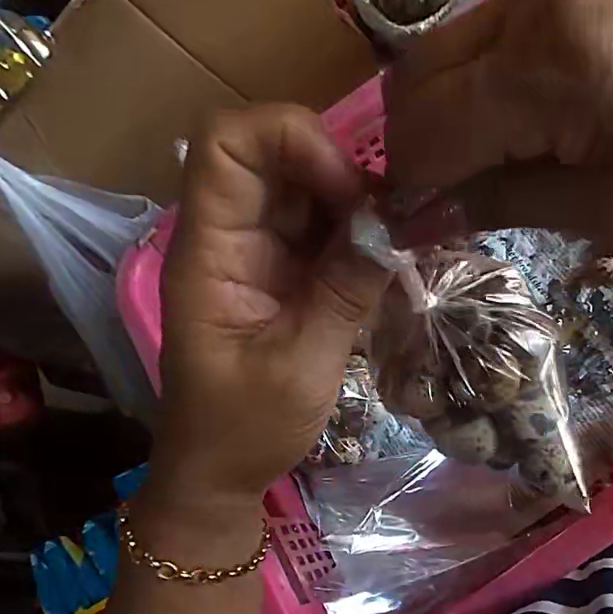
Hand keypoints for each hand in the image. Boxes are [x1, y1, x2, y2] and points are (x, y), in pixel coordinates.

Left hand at [148, 105, 389, 516]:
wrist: (218, 474)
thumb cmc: (244, 429)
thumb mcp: (302, 365)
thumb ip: (346, 291)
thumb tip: (395, 224)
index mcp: (210, 252)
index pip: (227, 145)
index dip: (290, 139)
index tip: (348, 190)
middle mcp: (229, 239)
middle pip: (275, 157)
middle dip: (340, 174)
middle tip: (392, 221)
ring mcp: (256, 255)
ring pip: (305, 192)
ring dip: (357, 207)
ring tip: (403, 242)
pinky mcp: (281, 276)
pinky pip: (320, 232)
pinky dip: (358, 238)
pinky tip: (392, 262)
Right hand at [382, 0, 612, 244]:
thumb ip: (507, 204)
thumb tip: (424, 220)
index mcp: (554, 64)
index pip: (426, 130)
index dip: (407, 186)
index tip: (410, 227)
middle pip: (420, 76)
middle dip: (417, 146)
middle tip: (445, 199)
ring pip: (456, 44)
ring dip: (451, 109)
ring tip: (490, 160)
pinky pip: (503, 20)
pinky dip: (491, 75)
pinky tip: (528, 111)